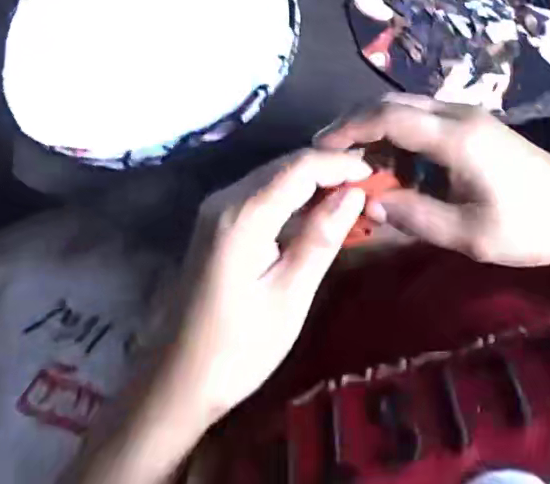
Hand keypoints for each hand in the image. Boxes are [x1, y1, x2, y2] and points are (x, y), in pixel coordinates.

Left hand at [158, 149, 371, 424]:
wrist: (173, 386)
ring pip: (277, 174)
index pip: (300, 167)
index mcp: (243, 217)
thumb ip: (321, 238)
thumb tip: (355, 193)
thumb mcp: (290, 296)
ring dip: (315, 178)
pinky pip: (265, 190)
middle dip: (331, 167)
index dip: (341, 164)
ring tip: (355, 194)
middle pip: (287, 164)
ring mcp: (218, 208)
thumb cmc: (237, 349)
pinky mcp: (218, 221)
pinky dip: (296, 192)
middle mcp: (226, 199)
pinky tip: (320, 208)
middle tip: (372, 184)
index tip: (376, 173)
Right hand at [315, 95, 549, 266]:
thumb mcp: (470, 234)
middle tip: (326, 152)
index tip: (318, 148)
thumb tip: (370, 201)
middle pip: (395, 103)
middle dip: (357, 121)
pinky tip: (393, 163)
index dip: (350, 128)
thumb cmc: (530, 226)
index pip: (390, 117)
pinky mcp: (476, 125)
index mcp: (456, 137)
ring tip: (353, 160)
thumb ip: (416, 216)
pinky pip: (426, 117)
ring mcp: (470, 116)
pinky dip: (400, 132)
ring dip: (378, 126)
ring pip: (410, 107)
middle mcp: (460, 114)